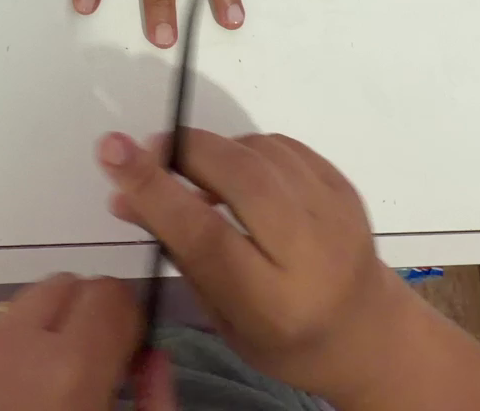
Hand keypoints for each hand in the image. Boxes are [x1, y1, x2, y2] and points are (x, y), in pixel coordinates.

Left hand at [0, 274, 151, 410]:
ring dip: (21, 346)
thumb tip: (151, 359)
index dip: (123, 323)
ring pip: (9, 312)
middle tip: (70, 381)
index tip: (119, 353)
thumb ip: (151, 407)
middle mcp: (5, 344)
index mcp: (66, 374)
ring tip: (12, 407)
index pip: (111, 294)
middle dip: (75, 325)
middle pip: (61, 288)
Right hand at [95, 130, 422, 403]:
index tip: (114, 150)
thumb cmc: (281, 335)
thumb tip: (124, 194)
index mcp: (273, 303)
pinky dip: (248, 148)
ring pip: (259, 151)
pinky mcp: (343, 185)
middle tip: (154, 150)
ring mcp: (334, 212)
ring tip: (200, 173)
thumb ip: (177, 250)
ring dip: (217, 149)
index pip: (204, 234)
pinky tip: (239, 172)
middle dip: (187, 152)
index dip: (154, 189)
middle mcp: (310, 252)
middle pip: (240, 177)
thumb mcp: (221, 311)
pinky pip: (281, 144)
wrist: (365, 330)